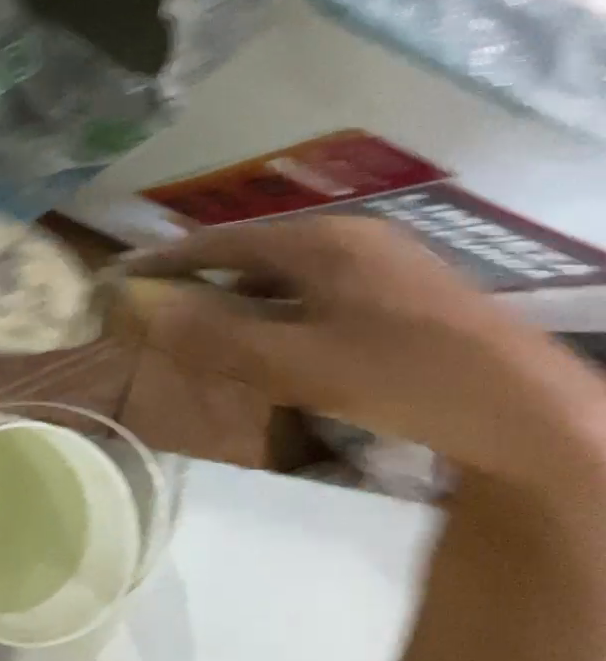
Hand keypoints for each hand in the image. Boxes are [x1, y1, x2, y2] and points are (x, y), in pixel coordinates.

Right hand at [118, 217, 605, 473]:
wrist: (542, 421)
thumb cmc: (410, 381)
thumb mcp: (297, 364)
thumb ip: (213, 335)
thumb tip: (138, 306)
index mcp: (323, 243)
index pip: (219, 241)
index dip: (164, 259)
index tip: (119, 276)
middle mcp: (353, 239)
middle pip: (251, 252)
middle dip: (199, 278)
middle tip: (155, 306)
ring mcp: (385, 263)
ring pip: (284, 273)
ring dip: (238, 297)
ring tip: (203, 328)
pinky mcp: (405, 293)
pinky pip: (315, 290)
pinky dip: (276, 310)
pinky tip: (271, 342)